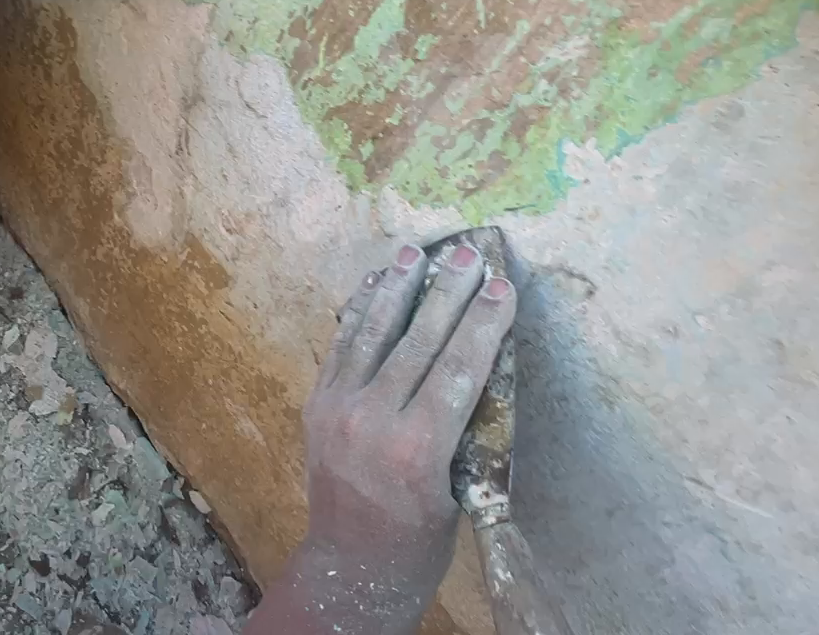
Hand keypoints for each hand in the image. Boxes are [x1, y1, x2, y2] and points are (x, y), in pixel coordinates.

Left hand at [245, 240, 518, 634]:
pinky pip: (341, 344)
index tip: (501, 285)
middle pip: (417, 341)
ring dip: (397, 288)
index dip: (482, 323)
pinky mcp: (317, 399)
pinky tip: (374, 283)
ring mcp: (337, 404)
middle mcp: (372, 417)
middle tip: (466, 253)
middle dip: (446, 292)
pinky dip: (359, 311)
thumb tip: (477, 362)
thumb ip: (461, 428)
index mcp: (417, 449)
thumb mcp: (457, 492)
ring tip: (414, 251)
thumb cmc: (417, 543)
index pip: (458, 369)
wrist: (347, 567)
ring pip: (373, 332)